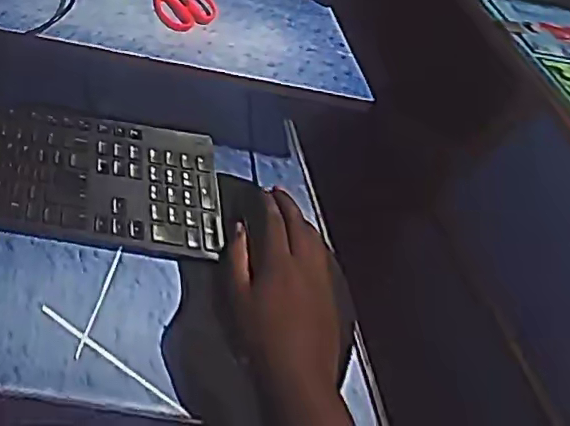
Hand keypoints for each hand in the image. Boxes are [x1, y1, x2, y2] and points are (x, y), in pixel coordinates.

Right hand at [226, 187, 350, 424]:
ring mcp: (324, 281)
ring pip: (317, 240)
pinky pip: (326, 258)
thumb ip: (236, 255)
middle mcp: (306, 266)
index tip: (259, 192)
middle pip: (300, 225)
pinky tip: (310, 245)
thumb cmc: (259, 336)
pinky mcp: (335, 297)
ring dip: (303, 221)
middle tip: (277, 193)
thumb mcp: (235, 293)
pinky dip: (316, 242)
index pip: (274, 221)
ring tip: (292, 213)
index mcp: (279, 262)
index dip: (266, 203)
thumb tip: (239, 228)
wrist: (298, 377)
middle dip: (288, 205)